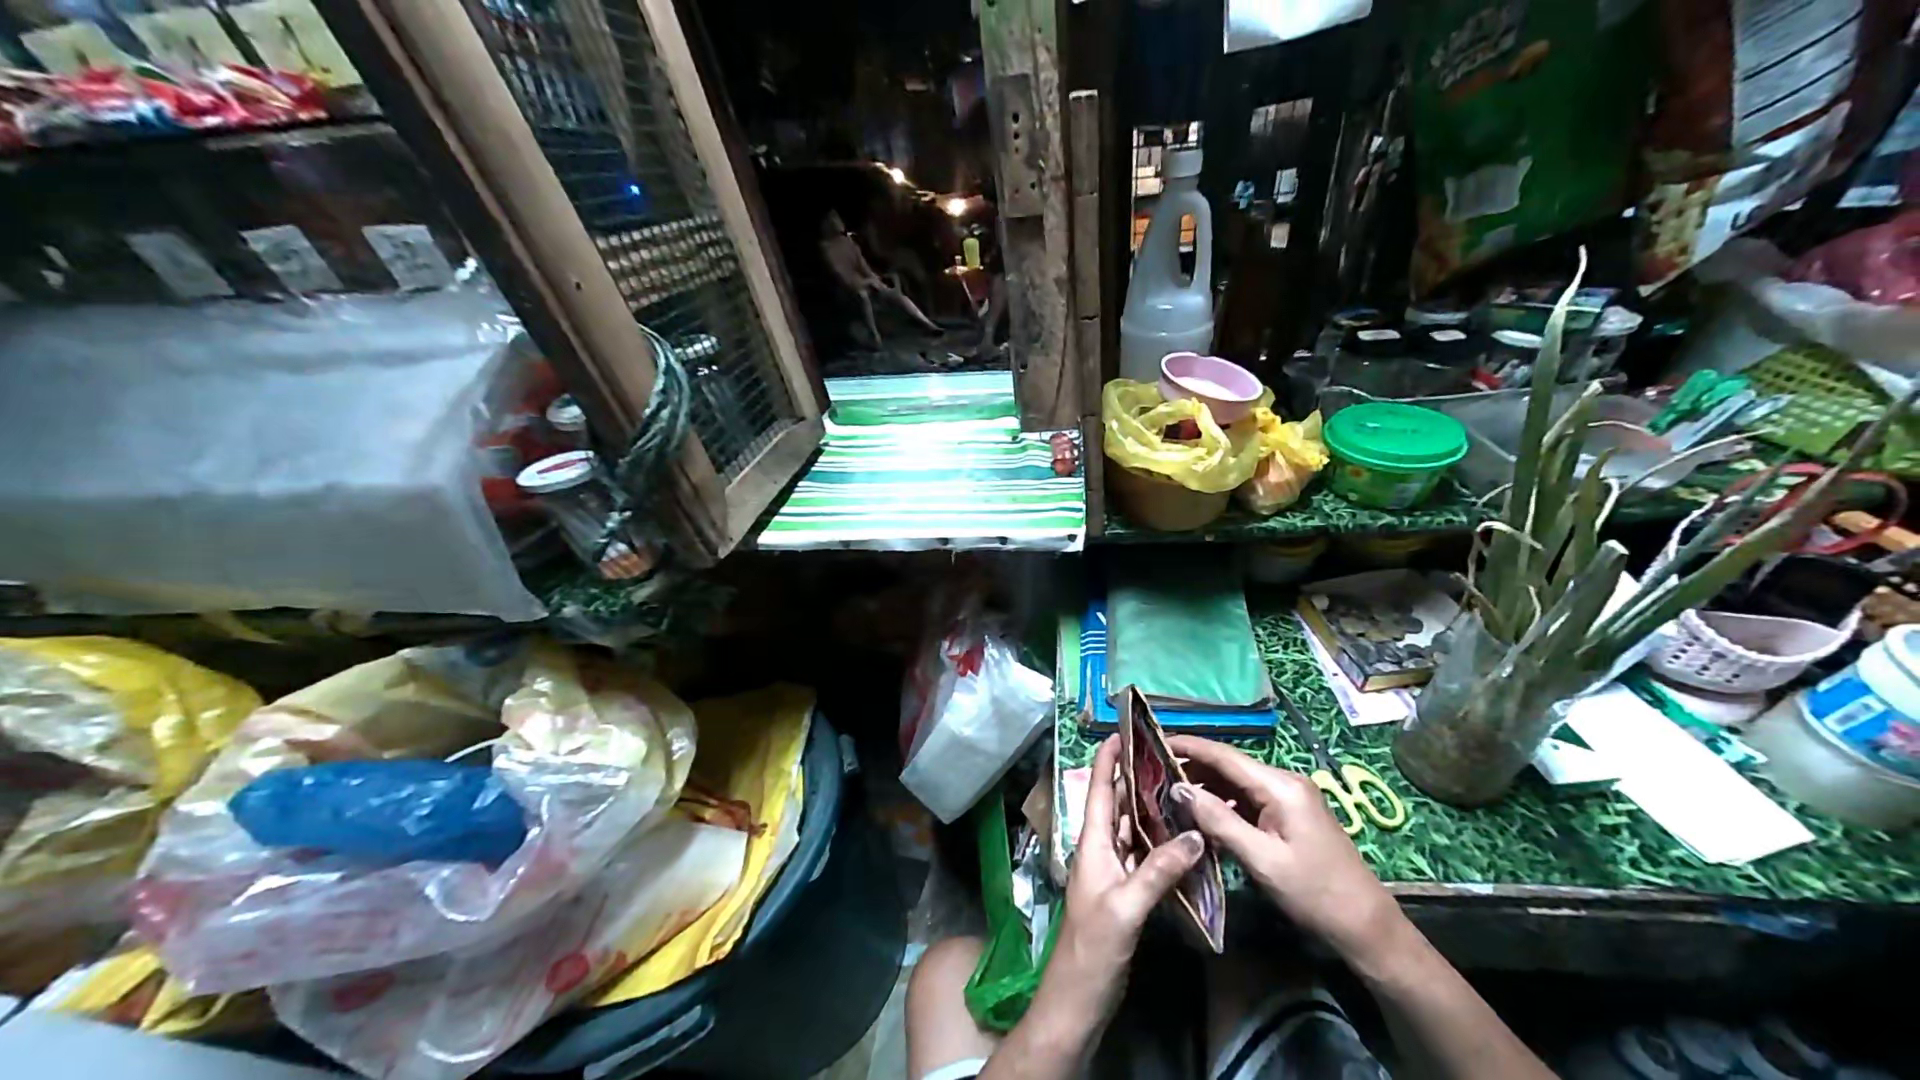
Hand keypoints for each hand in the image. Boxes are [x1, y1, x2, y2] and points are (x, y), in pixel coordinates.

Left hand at [1041, 735, 1203, 1029]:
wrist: (1080, 997)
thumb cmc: (1093, 947)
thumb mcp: (1126, 907)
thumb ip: (1157, 870)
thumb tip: (1193, 834)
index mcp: (1092, 844)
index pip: (1096, 790)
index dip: (1106, 760)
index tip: (1122, 732)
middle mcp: (1100, 850)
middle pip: (1116, 805)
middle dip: (1136, 778)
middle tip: (1167, 757)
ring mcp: (1113, 872)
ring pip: (1132, 829)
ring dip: (1151, 810)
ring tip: (1180, 789)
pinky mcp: (1126, 893)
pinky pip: (1144, 856)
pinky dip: (1161, 844)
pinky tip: (1184, 839)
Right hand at [1166, 735, 1408, 967]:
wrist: (1365, 926)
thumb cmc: (1314, 893)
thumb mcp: (1261, 859)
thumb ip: (1218, 820)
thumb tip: (1178, 788)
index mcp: (1280, 786)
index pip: (1224, 755)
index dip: (1187, 746)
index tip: (1152, 742)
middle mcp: (1284, 781)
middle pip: (1228, 765)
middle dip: (1190, 766)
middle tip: (1151, 772)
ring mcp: (1288, 797)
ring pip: (1235, 782)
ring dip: (1204, 787)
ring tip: (1166, 793)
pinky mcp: (1289, 814)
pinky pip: (1247, 800)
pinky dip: (1222, 804)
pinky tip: (1198, 815)